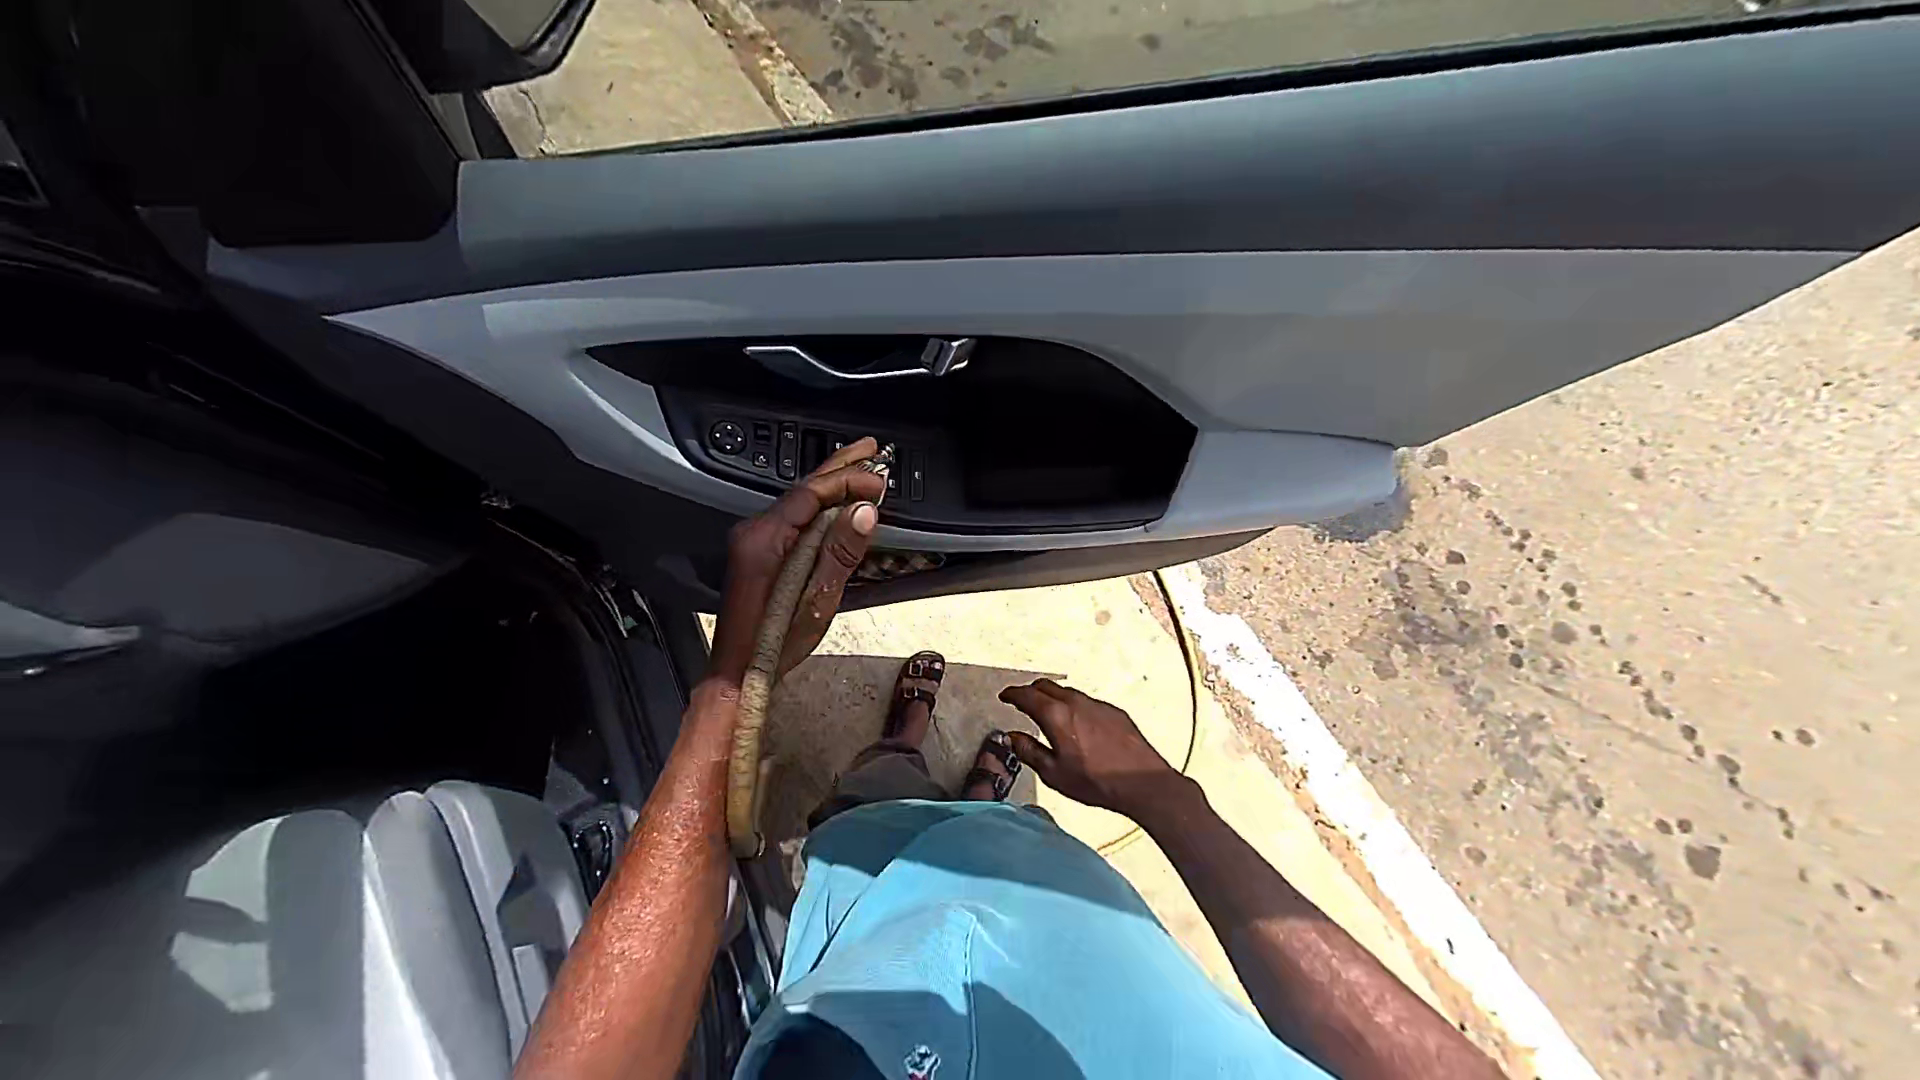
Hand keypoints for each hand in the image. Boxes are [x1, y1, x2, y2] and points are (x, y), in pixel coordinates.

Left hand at [706, 437, 886, 686]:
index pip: (811, 493)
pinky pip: (794, 518)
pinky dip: (821, 506)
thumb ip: (840, 552)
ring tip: (862, 469)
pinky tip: (839, 504)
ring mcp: (754, 541)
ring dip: (833, 485)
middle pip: (803, 489)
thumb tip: (864, 512)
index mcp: (765, 539)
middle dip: (840, 467)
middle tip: (871, 448)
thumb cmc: (774, 644)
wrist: (738, 673)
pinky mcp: (759, 553)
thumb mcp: (816, 601)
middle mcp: (755, 532)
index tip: (880, 478)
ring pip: (799, 502)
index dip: (847, 481)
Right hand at [997, 679, 1194, 821]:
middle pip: (1045, 686)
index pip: (1026, 695)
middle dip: (1030, 691)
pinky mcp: (1114, 712)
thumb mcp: (1054, 773)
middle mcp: (1075, 702)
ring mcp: (1097, 705)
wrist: (1142, 782)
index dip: (1012, 694)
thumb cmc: (1096, 781)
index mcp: (1056, 716)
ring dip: (1052, 697)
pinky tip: (1076, 725)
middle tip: (1022, 702)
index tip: (1005, 697)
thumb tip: (1011, 738)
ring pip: (1066, 692)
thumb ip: (1028, 751)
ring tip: (1047, 713)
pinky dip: (1073, 706)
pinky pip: (1086, 702)